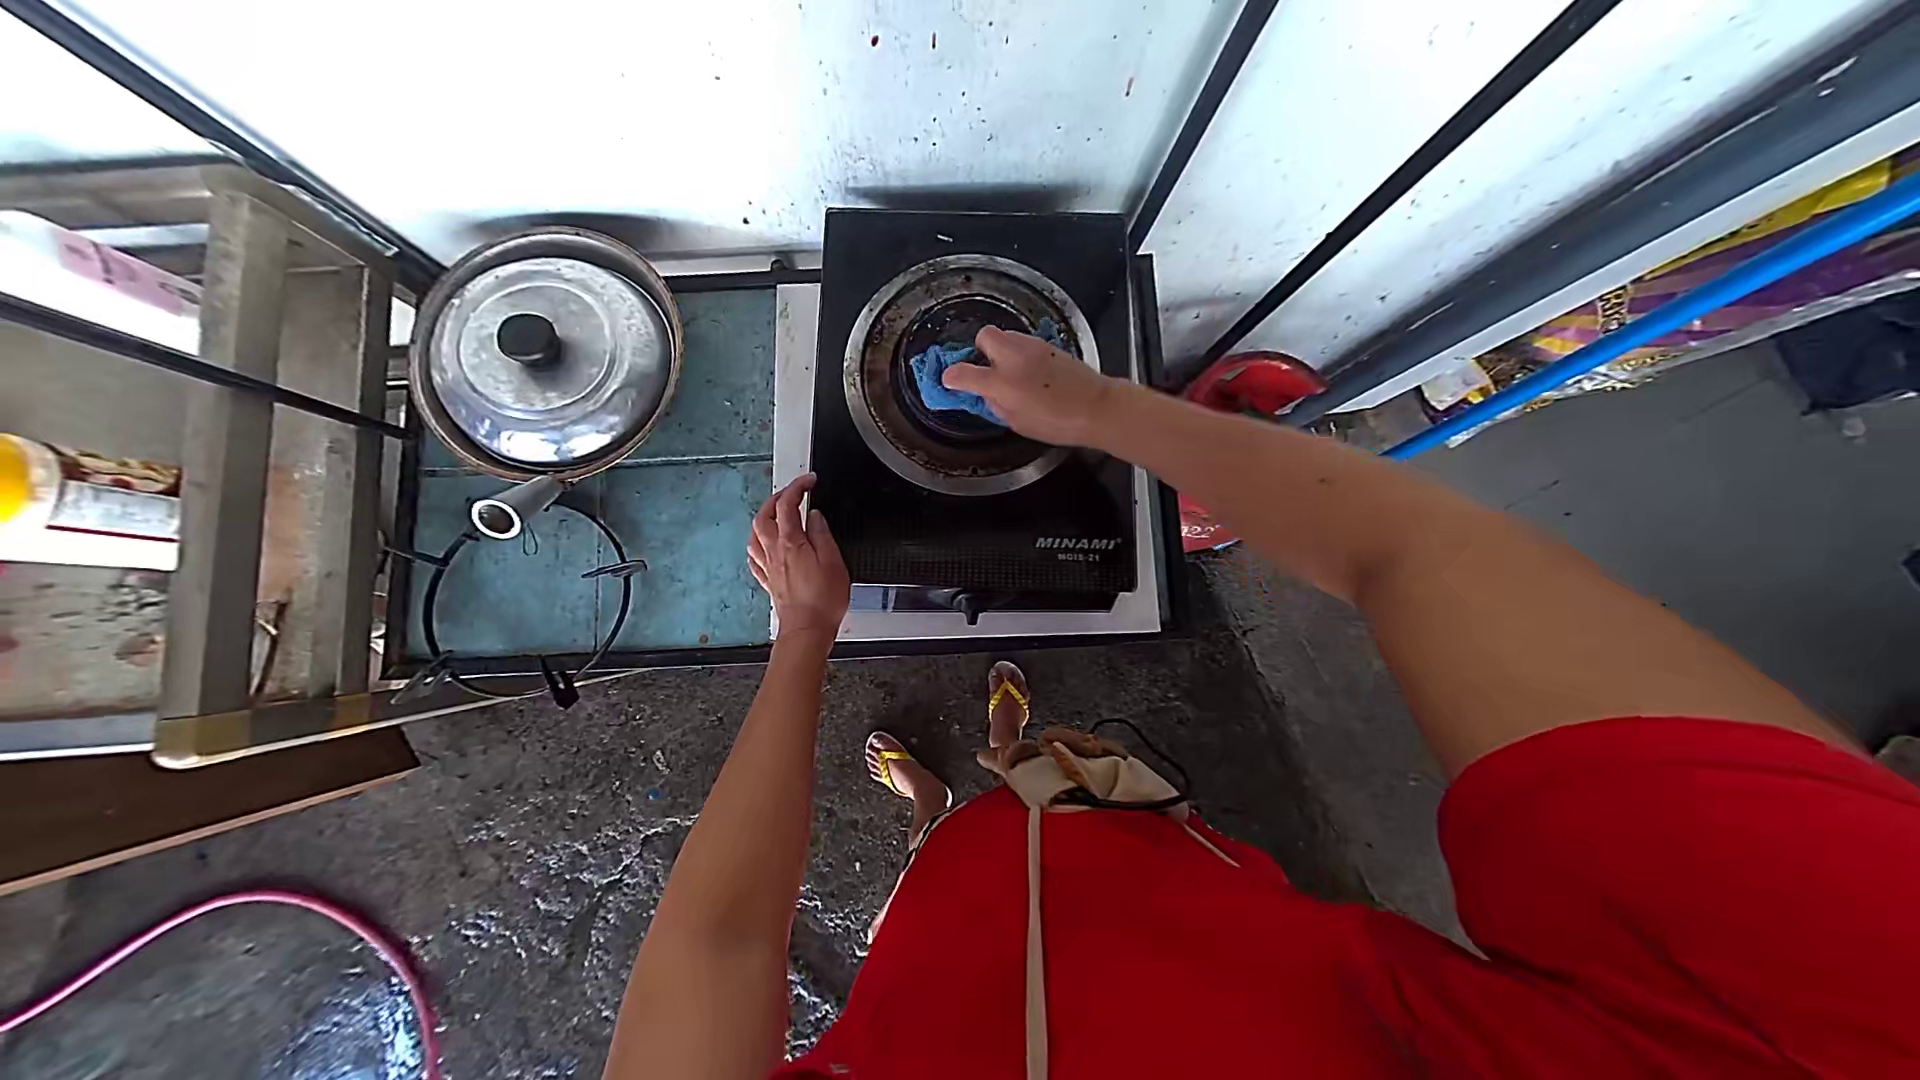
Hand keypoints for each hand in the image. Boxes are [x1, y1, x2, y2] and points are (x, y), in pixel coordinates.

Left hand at [747, 473, 849, 639]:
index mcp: (791, 543)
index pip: (788, 505)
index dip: (797, 487)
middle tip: (792, 492)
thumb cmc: (822, 600)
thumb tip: (814, 517)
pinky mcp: (769, 581)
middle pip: (764, 516)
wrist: (807, 630)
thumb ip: (821, 534)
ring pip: (755, 534)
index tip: (809, 481)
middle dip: (777, 498)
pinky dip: (758, 544)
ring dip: (764, 518)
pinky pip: (755, 556)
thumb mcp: (833, 561)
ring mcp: (769, 567)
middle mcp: (775, 552)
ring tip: (775, 513)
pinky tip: (764, 545)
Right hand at [939, 325, 1125, 446]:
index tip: (950, 380)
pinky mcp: (1049, 346)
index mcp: (1002, 383)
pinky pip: (1024, 342)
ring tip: (1010, 372)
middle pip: (984, 336)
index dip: (952, 377)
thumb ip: (997, 405)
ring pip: (1006, 335)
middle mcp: (1014, 359)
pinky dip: (1020, 353)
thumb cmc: (1058, 422)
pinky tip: (1029, 371)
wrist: (1096, 407)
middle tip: (985, 368)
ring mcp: (1033, 348)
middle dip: (979, 349)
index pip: (964, 373)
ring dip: (1001, 350)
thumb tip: (988, 395)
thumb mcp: (1018, 423)